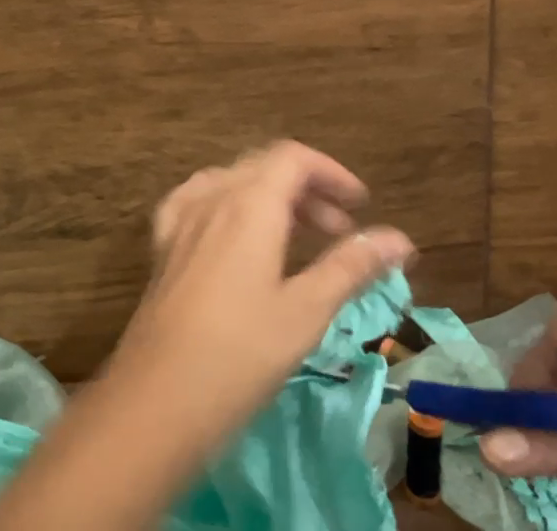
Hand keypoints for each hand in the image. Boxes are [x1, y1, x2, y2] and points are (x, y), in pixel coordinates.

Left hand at [0, 142, 414, 530]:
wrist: (157, 398)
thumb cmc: (240, 354)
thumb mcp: (306, 310)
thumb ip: (350, 267)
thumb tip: (399, 238)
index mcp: (248, 205)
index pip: (292, 159)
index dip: (331, 173)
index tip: (361, 207)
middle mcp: (210, 200)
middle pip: (263, 168)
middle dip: (307, 190)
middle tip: (341, 233)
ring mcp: (180, 222)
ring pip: (230, 184)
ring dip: (269, 199)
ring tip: (297, 238)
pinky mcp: (162, 249)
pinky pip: (196, 204)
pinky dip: (228, 207)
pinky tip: (235, 237)